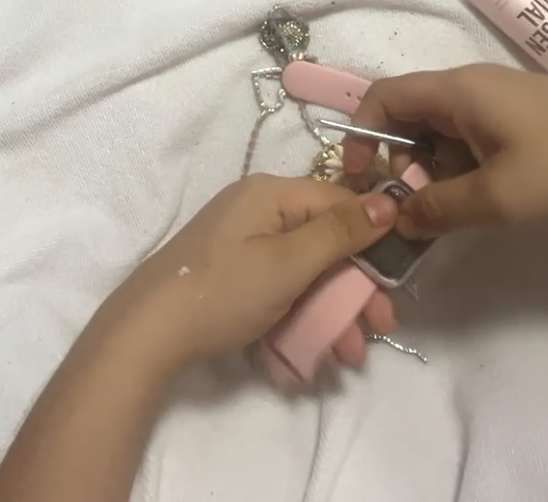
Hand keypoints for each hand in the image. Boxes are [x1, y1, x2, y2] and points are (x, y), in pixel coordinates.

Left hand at [96, 175, 400, 372]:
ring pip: (306, 268)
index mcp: (272, 193)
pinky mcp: (235, 270)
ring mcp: (245, 240)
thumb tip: (389, 199)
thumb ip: (340, 233)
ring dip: (335, 308)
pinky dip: (304, 311)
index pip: (339, 201)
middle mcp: (260, 208)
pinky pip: (282, 283)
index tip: (398, 279)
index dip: (373, 236)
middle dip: (356, 285)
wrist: (148, 332)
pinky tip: (320, 348)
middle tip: (381, 327)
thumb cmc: (224, 289)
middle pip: (324, 239)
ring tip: (352, 355)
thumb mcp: (289, 262)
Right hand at [345, 64, 547, 237]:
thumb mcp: (500, 196)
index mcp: (456, 90)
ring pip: (441, 128)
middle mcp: (469, 84)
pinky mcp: (520, 113)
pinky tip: (488, 195)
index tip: (364, 180)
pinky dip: (462, 163)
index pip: (382, 96)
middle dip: (399, 160)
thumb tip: (399, 218)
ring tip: (455, 208)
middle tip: (414, 205)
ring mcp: (497, 97)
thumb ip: (439, 208)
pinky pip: (470, 133)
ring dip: (433, 167)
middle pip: (409, 114)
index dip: (360, 134)